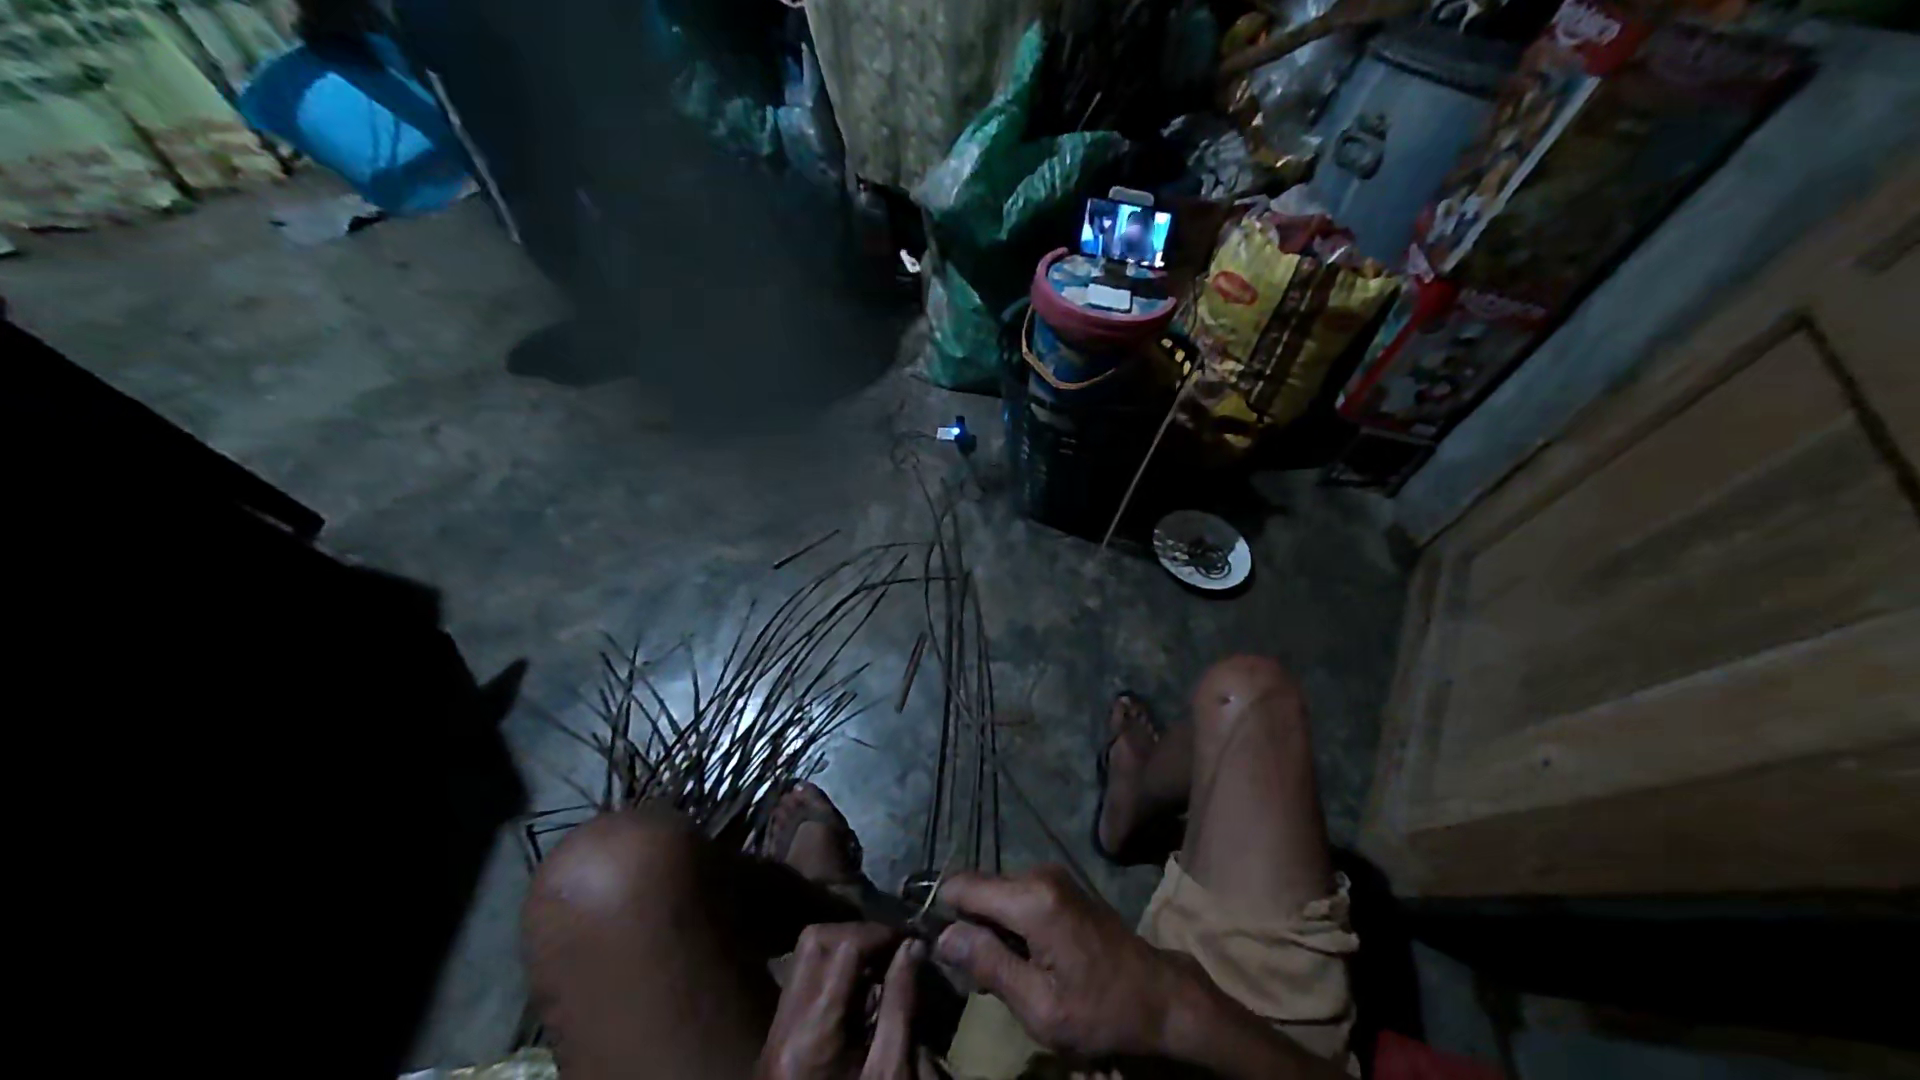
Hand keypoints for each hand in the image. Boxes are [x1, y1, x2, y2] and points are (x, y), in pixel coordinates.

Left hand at [756, 923, 928, 1079]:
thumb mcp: (892, 1072)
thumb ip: (902, 1003)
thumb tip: (913, 946)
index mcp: (811, 1035)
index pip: (842, 948)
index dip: (880, 935)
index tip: (911, 942)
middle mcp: (783, 1024)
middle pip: (814, 941)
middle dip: (858, 935)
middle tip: (893, 953)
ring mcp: (775, 1030)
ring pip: (806, 956)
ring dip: (846, 951)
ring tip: (880, 975)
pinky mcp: (778, 1038)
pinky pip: (805, 982)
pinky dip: (835, 975)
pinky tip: (862, 999)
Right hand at [934, 866, 1193, 1060]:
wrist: (1159, 996)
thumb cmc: (1101, 1008)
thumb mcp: (1039, 1005)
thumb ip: (989, 965)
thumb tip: (943, 936)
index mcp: (1031, 898)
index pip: (962, 885)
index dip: (941, 911)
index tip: (934, 945)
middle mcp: (1038, 873)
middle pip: (978, 890)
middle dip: (969, 928)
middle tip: (981, 978)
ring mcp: (1051, 875)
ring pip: (995, 894)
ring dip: (990, 930)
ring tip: (1008, 975)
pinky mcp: (1059, 884)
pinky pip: (1015, 896)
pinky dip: (1009, 924)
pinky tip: (1026, 960)